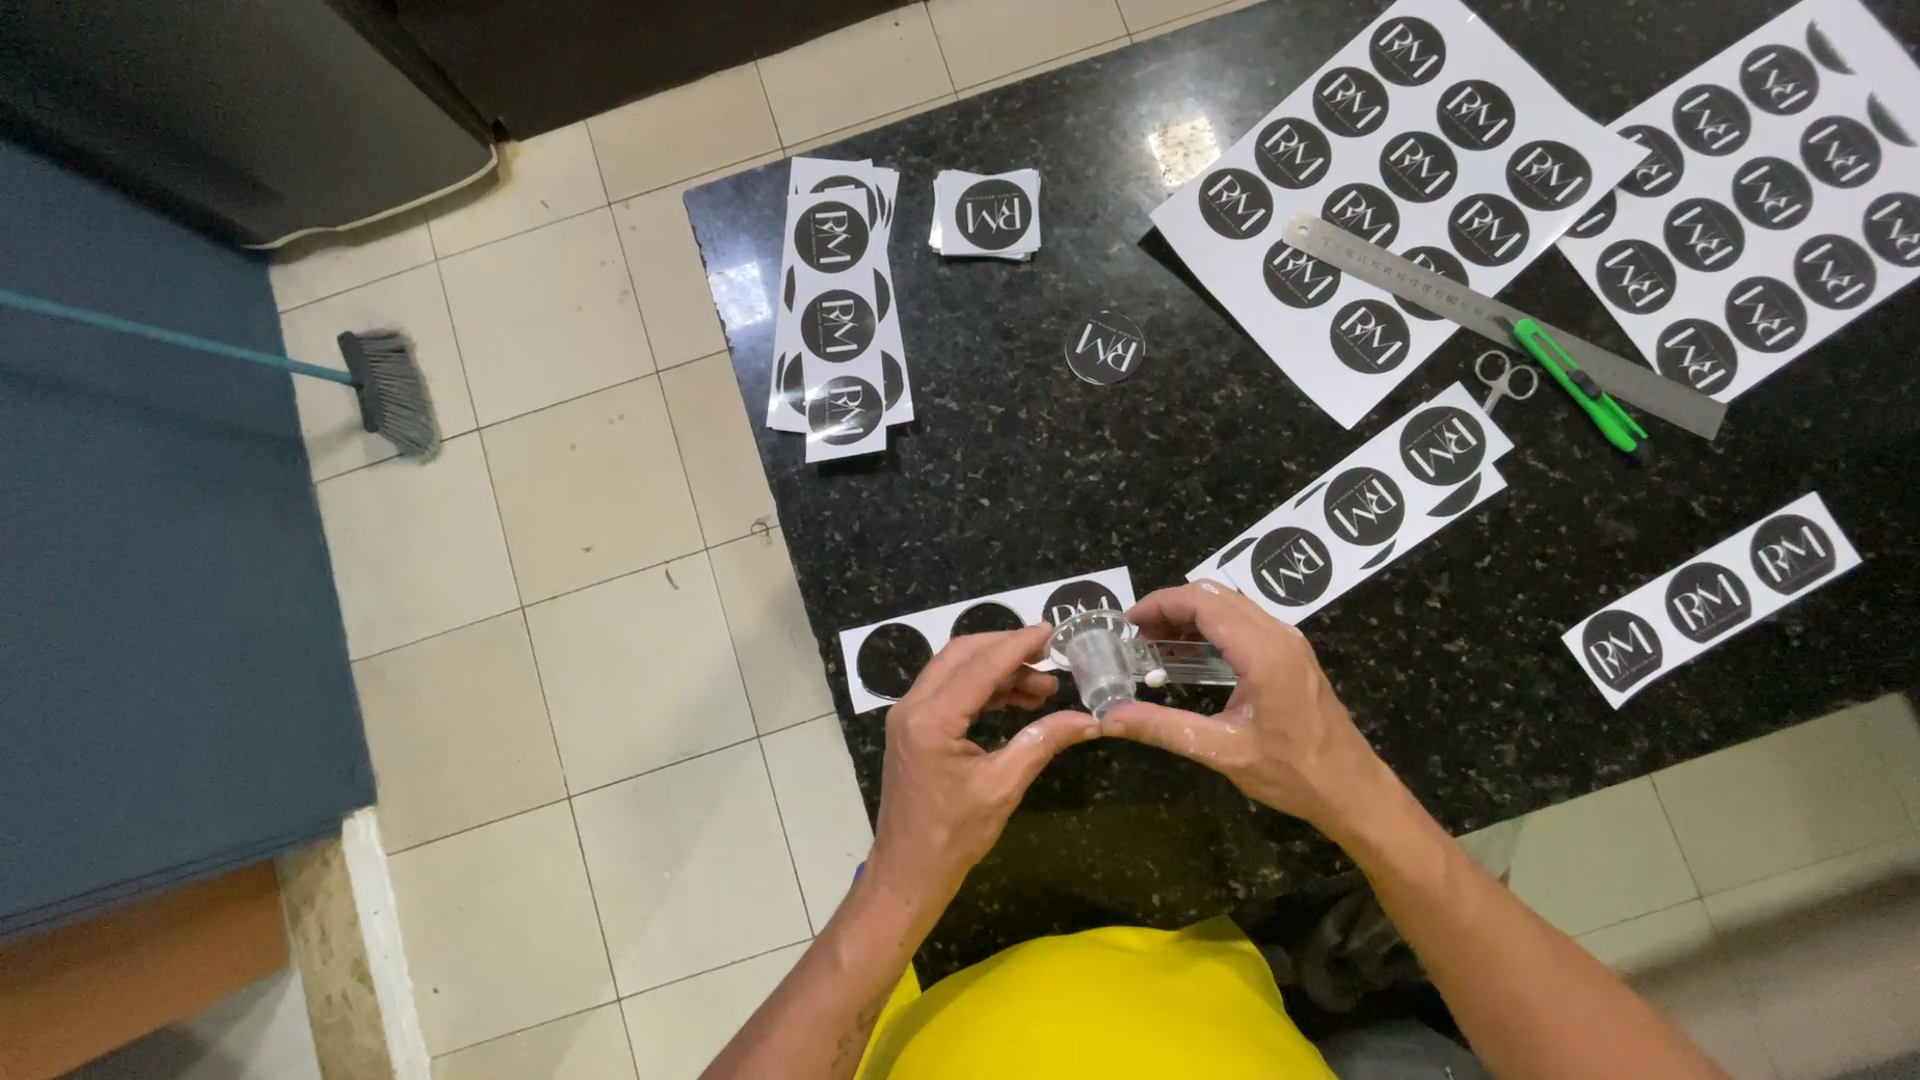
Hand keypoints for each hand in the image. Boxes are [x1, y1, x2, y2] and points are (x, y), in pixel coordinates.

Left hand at [867, 624, 1099, 907]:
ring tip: (1042, 688)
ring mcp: (908, 715)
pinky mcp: (912, 726)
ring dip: (997, 671)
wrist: (909, 870)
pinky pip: (948, 690)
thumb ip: (1042, 742)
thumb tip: (1089, 719)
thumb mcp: (1003, 787)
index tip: (1051, 630)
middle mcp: (912, 707)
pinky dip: (981, 688)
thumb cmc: (954, 835)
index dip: (1018, 645)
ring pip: (954, 669)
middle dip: (1007, 650)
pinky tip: (1016, 700)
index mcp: (931, 721)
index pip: (980, 666)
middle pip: (962, 655)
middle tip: (1049, 656)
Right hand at [1102, 582, 1393, 835]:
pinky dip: (1210, 625)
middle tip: (1135, 634)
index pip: (1204, 603)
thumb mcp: (1222, 752)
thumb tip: (1109, 718)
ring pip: (1230, 604)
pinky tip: (1189, 653)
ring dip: (1190, 614)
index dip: (1161, 604)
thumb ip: (1163, 728)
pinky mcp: (1291, 653)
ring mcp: (1289, 641)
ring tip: (1154, 642)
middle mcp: (1279, 635)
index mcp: (1263, 653)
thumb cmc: (1293, 773)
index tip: (1127, 623)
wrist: (1354, 791)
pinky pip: (1244, 620)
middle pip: (1215, 595)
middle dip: (1170, 606)